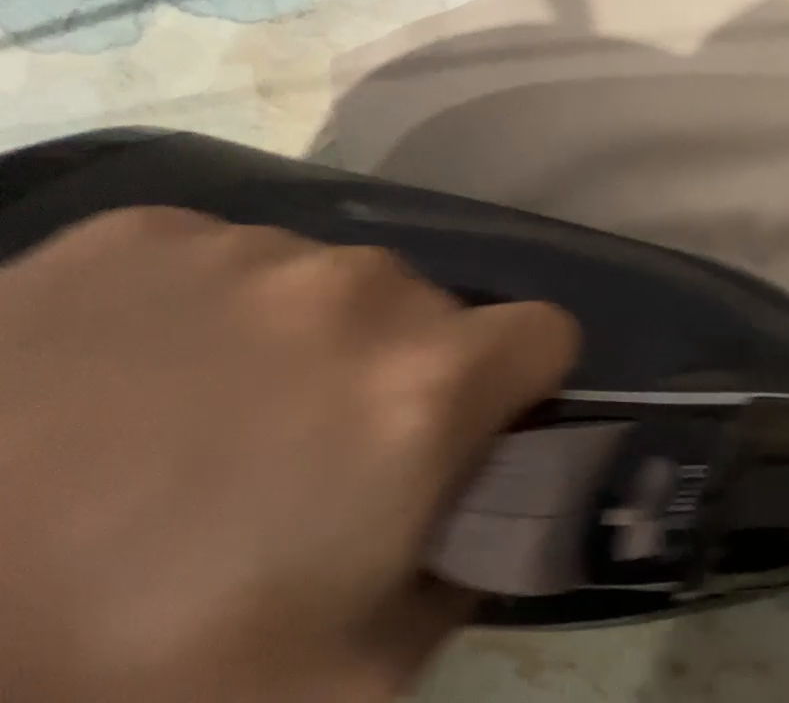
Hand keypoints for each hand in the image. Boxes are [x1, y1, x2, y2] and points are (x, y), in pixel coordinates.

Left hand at [0, 208, 578, 702]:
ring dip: (310, 338)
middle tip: (314, 455)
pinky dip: (215, 310)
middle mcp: (358, 290)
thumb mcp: (355, 672)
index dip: (520, 390)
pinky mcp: (137, 234)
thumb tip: (486, 519)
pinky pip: (231, 259)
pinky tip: (133, 379)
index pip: (548, 335)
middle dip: (406, 371)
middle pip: (438, 310)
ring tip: (204, 420)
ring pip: (337, 281)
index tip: (465, 437)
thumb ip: (463, 577)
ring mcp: (243, 250)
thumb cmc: (148, 661)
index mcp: (427, 384)